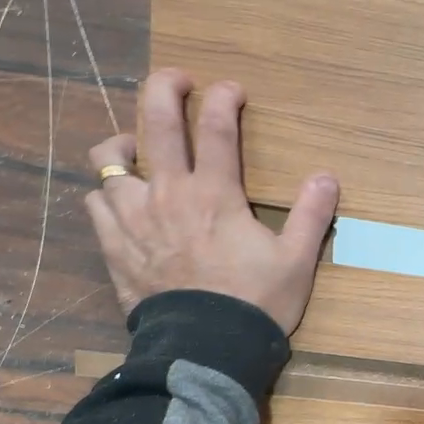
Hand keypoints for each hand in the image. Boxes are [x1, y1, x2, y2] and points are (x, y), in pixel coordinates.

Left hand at [84, 68, 339, 335]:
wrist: (208, 343)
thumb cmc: (258, 301)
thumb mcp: (297, 261)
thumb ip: (311, 216)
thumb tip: (327, 177)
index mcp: (215, 195)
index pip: (217, 130)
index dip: (224, 101)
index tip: (231, 89)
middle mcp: (168, 192)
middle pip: (156, 122)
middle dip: (164, 89)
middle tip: (175, 79)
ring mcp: (134, 215)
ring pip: (110, 158)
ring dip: (124, 142)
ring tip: (136, 146)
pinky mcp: (113, 241)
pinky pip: (97, 201)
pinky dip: (108, 192)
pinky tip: (122, 199)